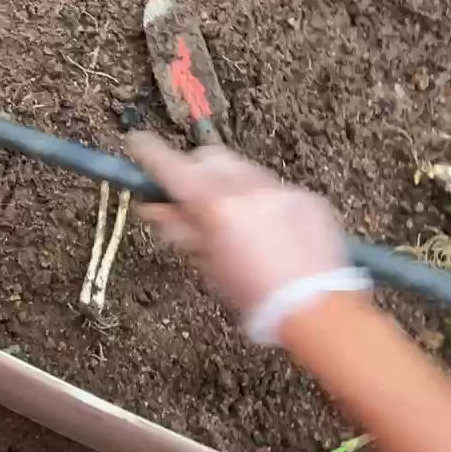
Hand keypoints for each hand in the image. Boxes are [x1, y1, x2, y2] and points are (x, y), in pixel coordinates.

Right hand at [126, 134, 360, 342]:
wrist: (314, 309)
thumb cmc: (252, 293)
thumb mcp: (204, 263)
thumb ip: (177, 228)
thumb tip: (153, 205)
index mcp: (215, 206)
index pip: (172, 166)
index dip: (149, 152)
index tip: (136, 142)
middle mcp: (246, 188)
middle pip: (208, 157)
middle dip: (195, 169)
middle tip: (192, 196)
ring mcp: (279, 189)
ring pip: (241, 168)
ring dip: (228, 183)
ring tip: (233, 217)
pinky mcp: (305, 196)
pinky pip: (273, 186)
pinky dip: (260, 199)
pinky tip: (266, 228)